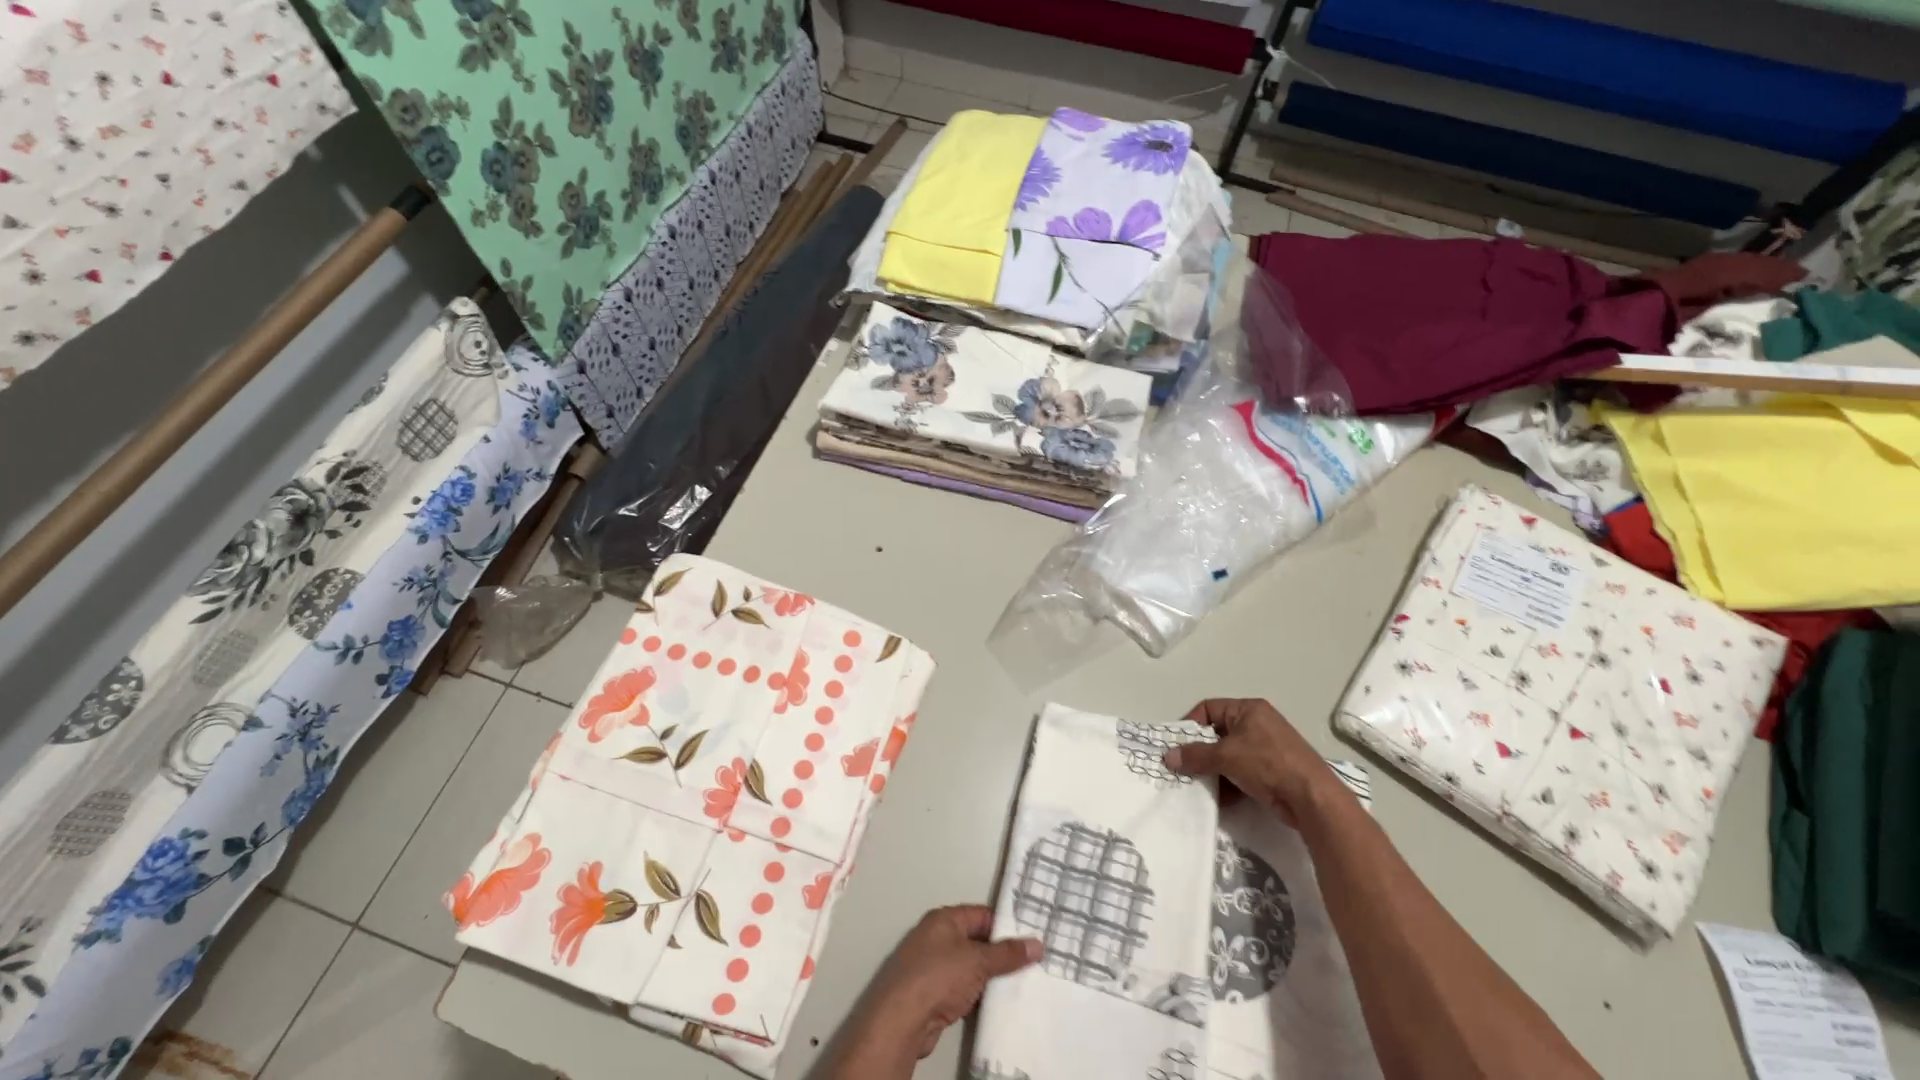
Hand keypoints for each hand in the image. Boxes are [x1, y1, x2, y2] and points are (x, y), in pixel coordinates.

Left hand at [855, 906, 1041, 1059]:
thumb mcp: (978, 961)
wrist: (902, 1019)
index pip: (981, 915)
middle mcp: (936, 938)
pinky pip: (963, 989)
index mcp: (943, 920)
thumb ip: (1007, 954)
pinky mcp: (932, 994)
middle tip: (1031, 963)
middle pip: (976, 941)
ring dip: (990, 977)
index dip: (1005, 925)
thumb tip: (1036, 945)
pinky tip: (997, 1004)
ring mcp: (932, 967)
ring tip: (1020, 984)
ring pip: (970, 967)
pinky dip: (978, 995)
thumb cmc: (939, 977)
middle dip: (1000, 954)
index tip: (1030, 938)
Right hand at [1162, 698, 1339, 824]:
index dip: (1190, 725)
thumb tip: (1168, 757)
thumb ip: (1195, 755)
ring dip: (1213, 771)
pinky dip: (1229, 783)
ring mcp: (1266, 748)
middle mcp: (1258, 724)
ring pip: (1228, 756)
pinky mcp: (1272, 770)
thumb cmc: (1267, 764)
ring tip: (1200, 786)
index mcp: (1249, 709)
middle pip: (1218, 734)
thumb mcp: (1226, 756)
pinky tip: (1220, 799)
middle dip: (1200, 753)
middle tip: (1184, 769)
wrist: (1310, 798)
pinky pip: (1241, 772)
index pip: (1209, 709)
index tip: (1177, 747)